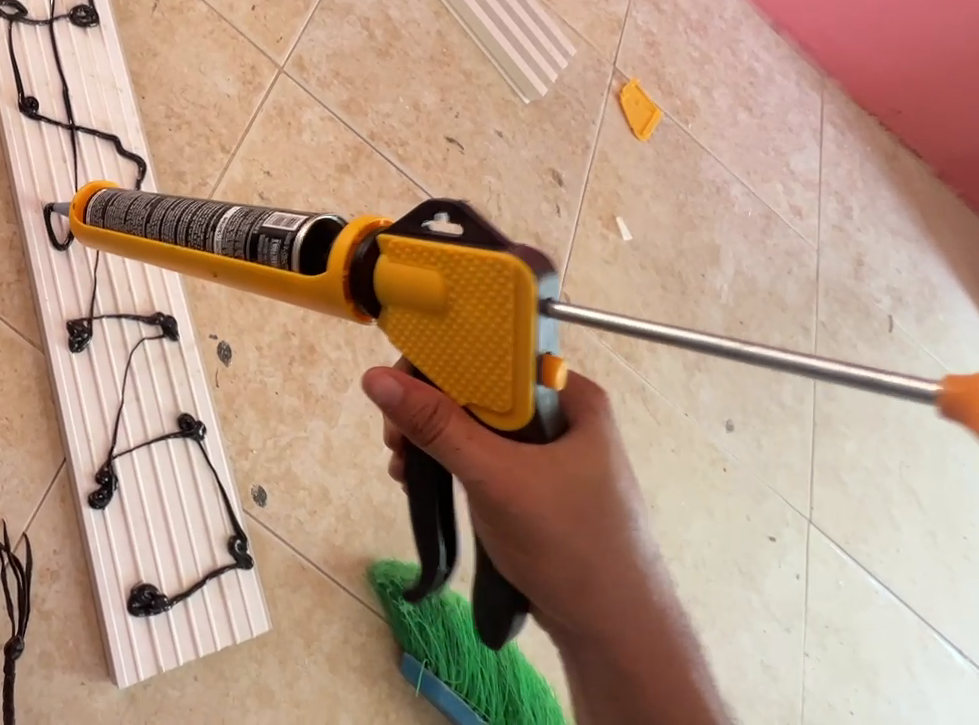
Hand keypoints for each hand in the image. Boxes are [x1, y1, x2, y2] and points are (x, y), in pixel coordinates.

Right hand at [364, 362, 671, 645]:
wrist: (613, 633)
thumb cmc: (570, 546)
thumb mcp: (495, 477)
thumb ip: (435, 425)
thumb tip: (373, 377)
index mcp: (567, 395)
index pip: (487, 353)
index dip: (434, 366)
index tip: (398, 395)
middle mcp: (556, 412)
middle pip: (470, 387)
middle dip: (424, 410)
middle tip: (398, 440)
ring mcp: (543, 447)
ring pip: (467, 421)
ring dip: (427, 439)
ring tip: (404, 467)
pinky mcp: (529, 478)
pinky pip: (473, 450)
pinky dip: (442, 459)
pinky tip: (419, 481)